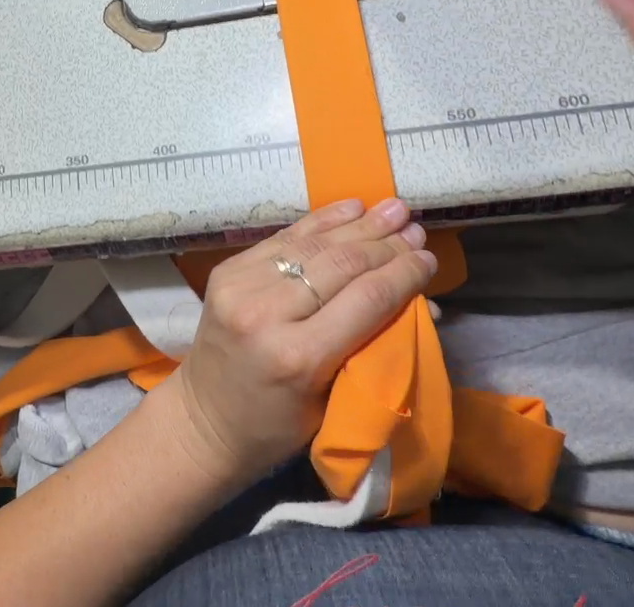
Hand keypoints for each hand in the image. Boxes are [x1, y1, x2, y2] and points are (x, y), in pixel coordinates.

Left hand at [164, 198, 435, 484]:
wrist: (203, 418)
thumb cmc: (277, 426)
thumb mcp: (334, 401)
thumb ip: (373, 349)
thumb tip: (422, 303)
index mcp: (299, 358)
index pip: (366, 300)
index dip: (402, 274)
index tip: (430, 259)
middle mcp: (267, 314)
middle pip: (342, 265)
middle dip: (384, 246)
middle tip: (415, 230)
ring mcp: (241, 286)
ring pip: (313, 244)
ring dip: (358, 225)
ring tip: (393, 209)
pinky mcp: (227, 270)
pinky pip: (284, 238)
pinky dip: (321, 222)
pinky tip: (350, 208)